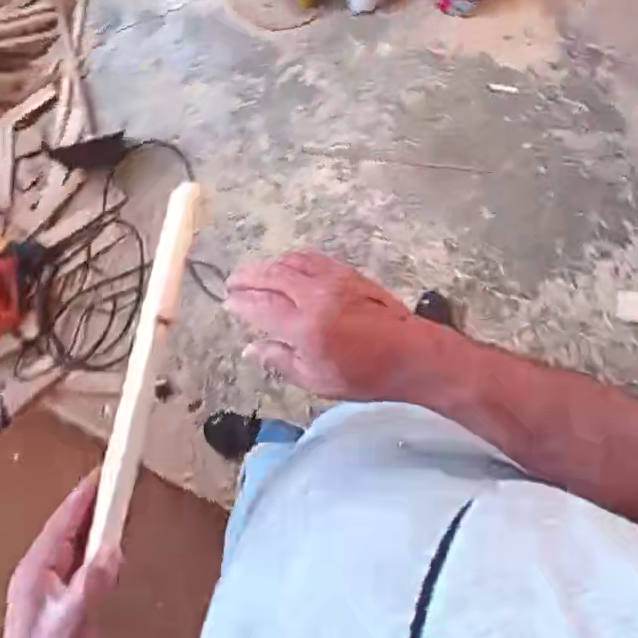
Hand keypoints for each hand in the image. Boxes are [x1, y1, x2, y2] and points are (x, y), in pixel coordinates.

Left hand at [0, 471, 123, 637]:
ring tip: (117, 511)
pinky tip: (107, 554)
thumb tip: (113, 550)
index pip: (65, 517)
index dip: (86, 491)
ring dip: (95, 528)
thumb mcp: (71, 624)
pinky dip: (94, 552)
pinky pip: (77, 564)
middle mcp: (37, 571)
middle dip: (94, 505)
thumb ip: (92, 586)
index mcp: (36, 567)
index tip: (107, 468)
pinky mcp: (53, 603)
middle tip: (118, 484)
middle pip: (69, 526)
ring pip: (73, 544)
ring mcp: (43, 587)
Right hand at [226, 250, 442, 400]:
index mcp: (305, 327)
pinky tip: (284, 267)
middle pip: (269, 276)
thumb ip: (279, 360)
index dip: (240, 302)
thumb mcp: (316, 379)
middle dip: (245, 277)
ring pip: (288, 262)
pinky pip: (309, 258)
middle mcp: (314, 296)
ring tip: (253, 275)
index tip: (228, 303)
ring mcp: (330, 279)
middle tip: (232, 283)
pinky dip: (289, 261)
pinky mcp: (345, 272)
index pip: (260, 306)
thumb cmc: (363, 375)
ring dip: (265, 266)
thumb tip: (249, 349)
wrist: (410, 354)